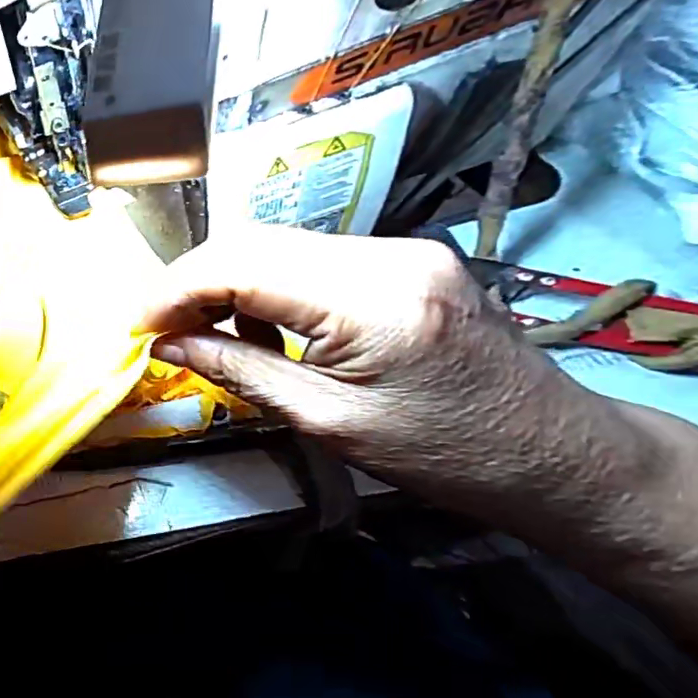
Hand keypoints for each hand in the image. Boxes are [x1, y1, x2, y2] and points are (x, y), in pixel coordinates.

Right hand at [134, 225, 652, 518]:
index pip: (239, 267)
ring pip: (269, 243)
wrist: (560, 456)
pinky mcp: (397, 259)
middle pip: (248, 241)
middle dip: (187, 282)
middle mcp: (385, 255)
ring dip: (218, 281)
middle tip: (156, 328)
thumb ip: (235, 369)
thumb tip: (162, 344)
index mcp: (371, 299)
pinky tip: (254, 322)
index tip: (138, 329)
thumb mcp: (323, 420)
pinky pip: (301, 256)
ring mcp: (395, 250)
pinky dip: (256, 283)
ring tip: (198, 329)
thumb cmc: (443, 453)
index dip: (173, 293)